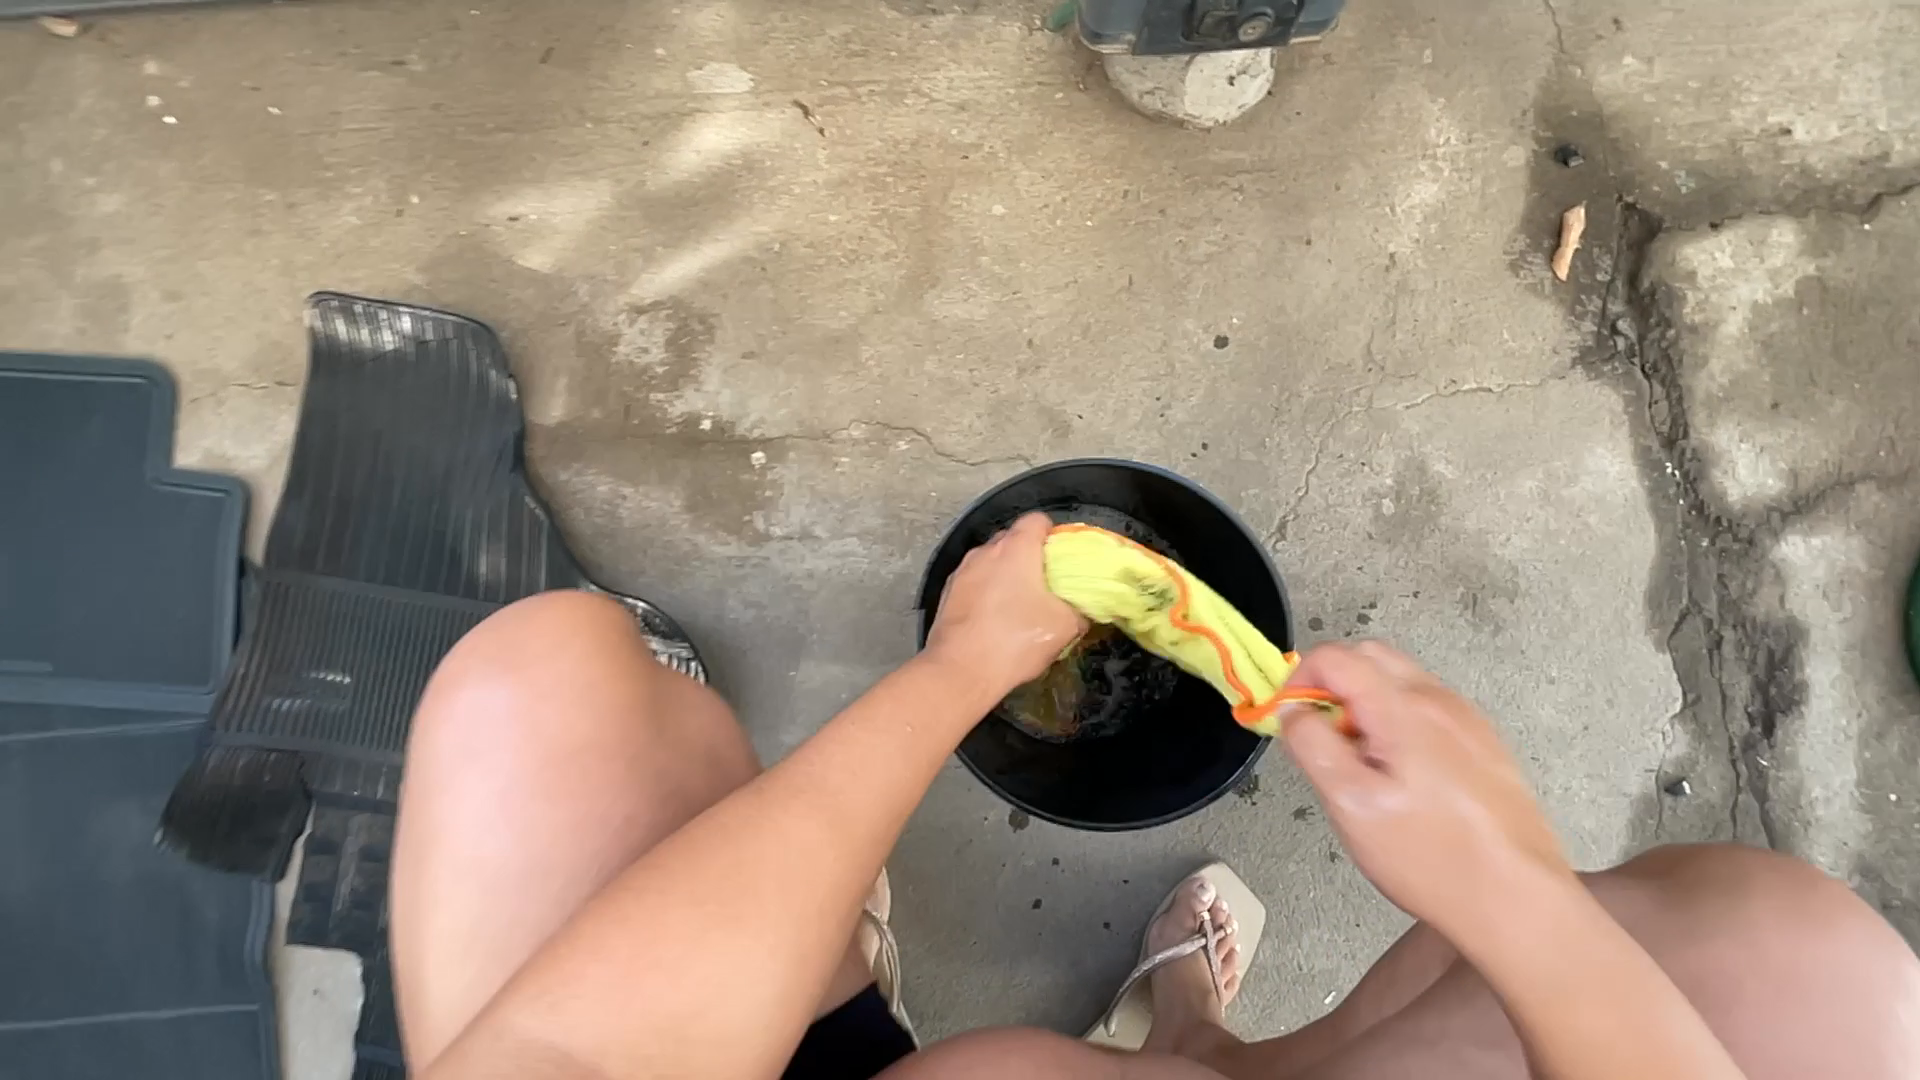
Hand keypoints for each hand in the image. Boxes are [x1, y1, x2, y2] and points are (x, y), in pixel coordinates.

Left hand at [925, 512, 1086, 694]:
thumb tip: (1082, 610)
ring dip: (1005, 575)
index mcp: (1016, 548)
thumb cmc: (1015, 641)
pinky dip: (986, 592)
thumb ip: (1079, 610)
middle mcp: (985, 551)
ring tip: (1019, 604)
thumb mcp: (1064, 627)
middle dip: (1029, 555)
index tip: (1062, 558)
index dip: (1053, 534)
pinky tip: (994, 619)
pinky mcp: (946, 593)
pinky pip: (973, 582)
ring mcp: (962, 571)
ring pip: (990, 562)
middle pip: (1012, 538)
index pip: (1037, 520)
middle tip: (1045, 583)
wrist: (960, 670)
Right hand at [1277, 642, 1572, 938]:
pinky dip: (1395, 719)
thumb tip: (1291, 709)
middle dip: (1331, 684)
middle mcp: (1440, 701)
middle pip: (1368, 656)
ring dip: (1363, 702)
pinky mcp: (1484, 743)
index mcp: (1403, 709)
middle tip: (1322, 736)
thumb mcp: (1349, 803)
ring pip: (1398, 680)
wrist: (1522, 907)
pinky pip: (1425, 707)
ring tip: (1360, 762)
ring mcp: (1467, 720)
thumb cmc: (1428, 857)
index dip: (1298, 680)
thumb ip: (1311, 743)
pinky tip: (1399, 775)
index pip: (1334, 657)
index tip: (1291, 722)